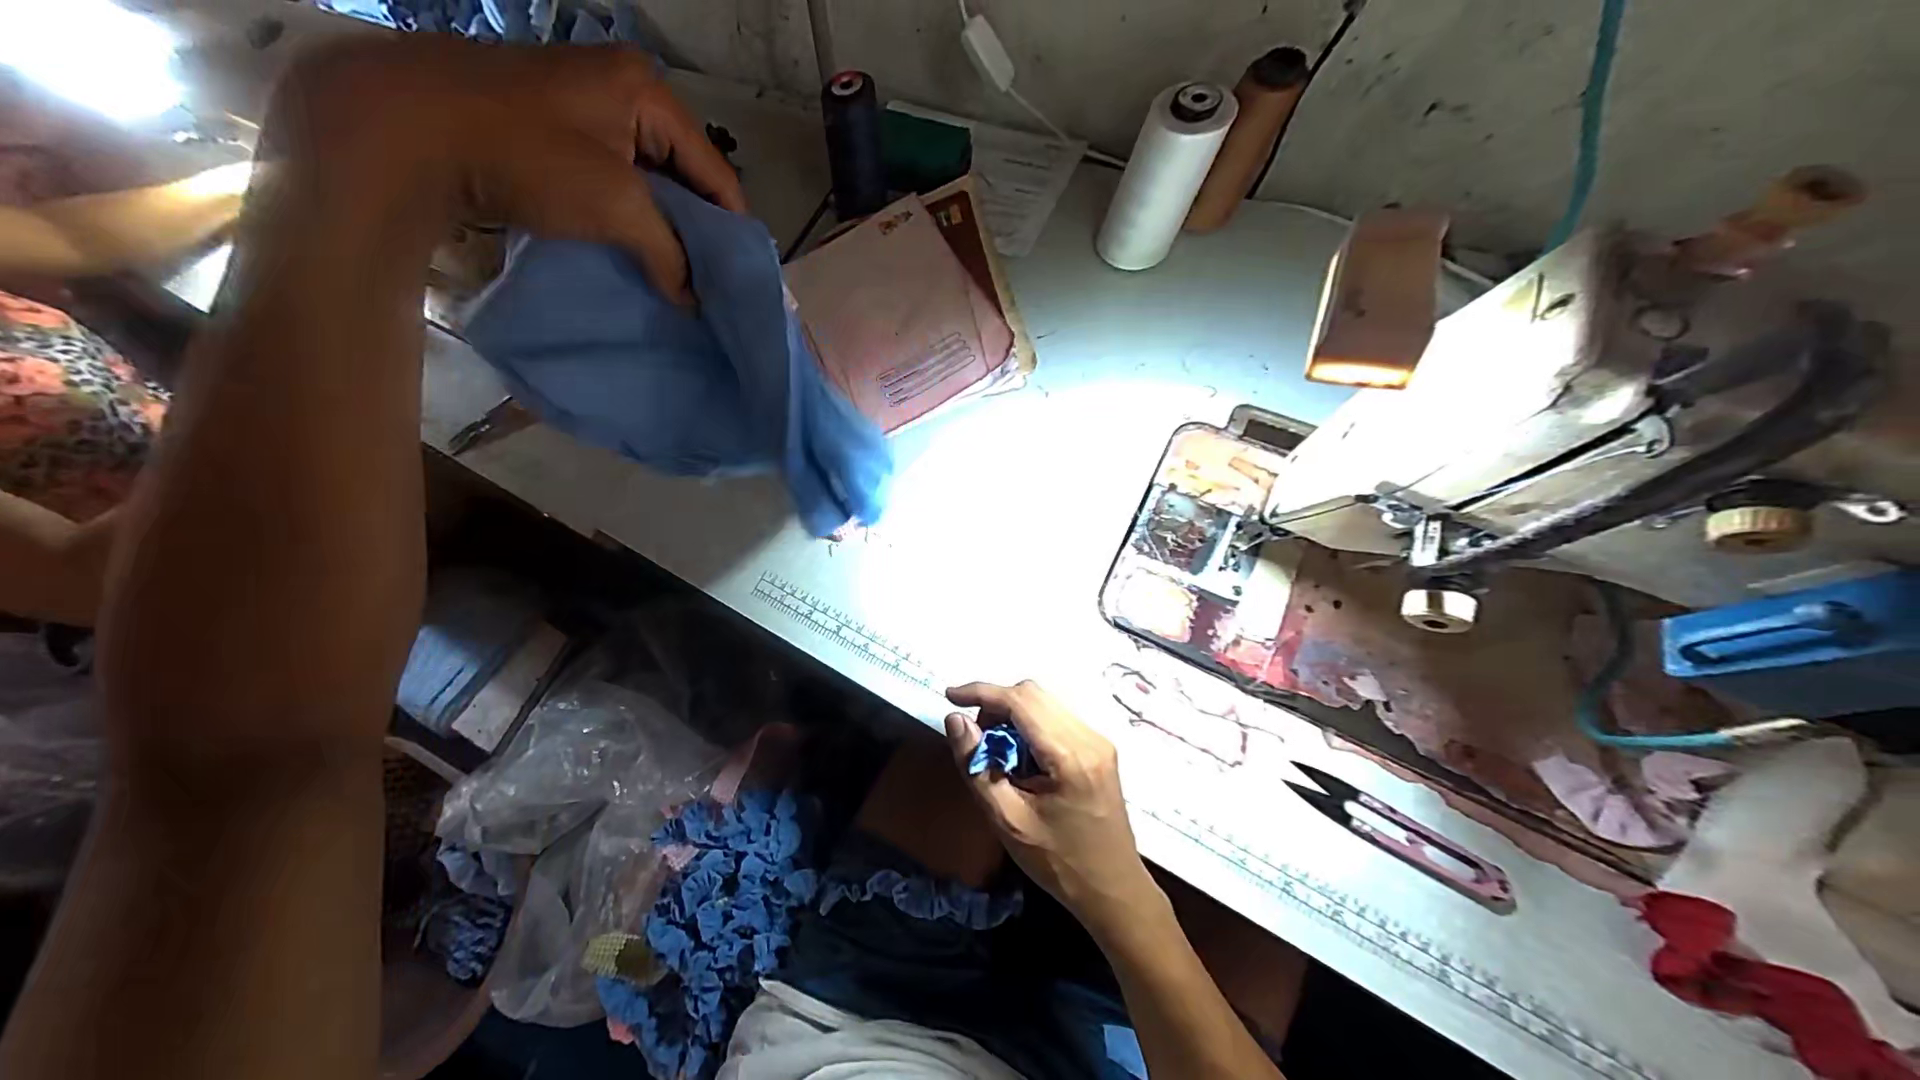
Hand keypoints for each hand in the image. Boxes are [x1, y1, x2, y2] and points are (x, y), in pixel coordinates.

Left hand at [263, 36, 745, 302]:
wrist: (402, 125)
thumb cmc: (525, 156)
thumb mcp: (615, 206)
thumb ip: (669, 252)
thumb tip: (693, 300)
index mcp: (648, 93)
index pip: (716, 172)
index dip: (733, 228)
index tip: (742, 277)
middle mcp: (624, 87)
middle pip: (686, 171)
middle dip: (699, 227)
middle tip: (712, 278)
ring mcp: (586, 100)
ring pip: (651, 173)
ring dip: (665, 222)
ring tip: (680, 269)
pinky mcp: (556, 121)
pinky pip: (617, 171)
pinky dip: (631, 209)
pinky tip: (638, 243)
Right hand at [945, 680, 1158, 940]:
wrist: (1113, 889)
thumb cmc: (1058, 863)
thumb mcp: (1008, 821)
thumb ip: (977, 768)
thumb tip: (955, 721)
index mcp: (1070, 755)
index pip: (1020, 701)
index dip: (981, 692)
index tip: (950, 697)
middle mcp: (1089, 737)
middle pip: (1033, 694)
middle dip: (996, 704)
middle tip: (975, 738)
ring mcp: (1098, 741)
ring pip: (1045, 702)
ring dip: (1012, 714)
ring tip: (995, 751)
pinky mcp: (1099, 748)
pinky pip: (1056, 717)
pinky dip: (1030, 724)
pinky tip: (1020, 757)